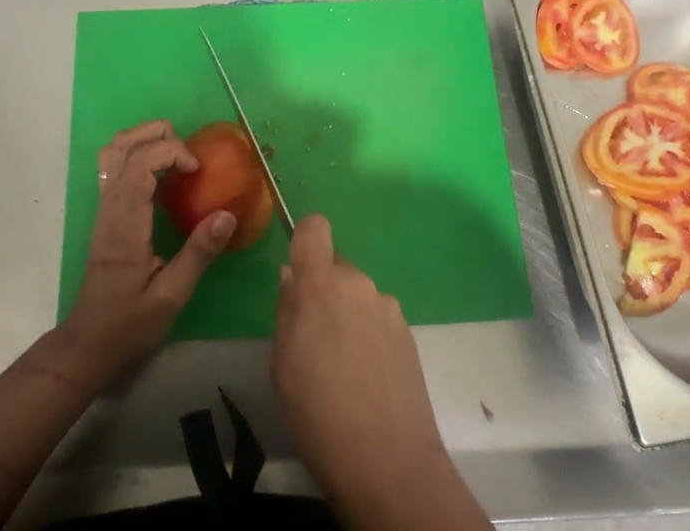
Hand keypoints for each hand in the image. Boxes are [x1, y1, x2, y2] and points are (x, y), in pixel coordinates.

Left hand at [59, 121, 233, 390]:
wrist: (87, 345)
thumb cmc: (129, 324)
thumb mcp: (171, 295)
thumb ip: (199, 253)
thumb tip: (227, 214)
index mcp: (125, 223)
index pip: (139, 163)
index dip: (171, 152)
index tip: (197, 170)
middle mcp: (109, 209)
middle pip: (121, 146)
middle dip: (158, 135)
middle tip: (189, 156)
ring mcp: (104, 211)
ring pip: (113, 155)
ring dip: (144, 143)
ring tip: (178, 158)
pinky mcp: (106, 218)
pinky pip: (116, 172)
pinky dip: (140, 160)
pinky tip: (165, 182)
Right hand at [271, 216, 486, 527]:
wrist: (386, 460)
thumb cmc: (316, 411)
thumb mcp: (281, 363)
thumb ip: (287, 311)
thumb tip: (292, 279)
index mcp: (321, 285)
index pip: (315, 228)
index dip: (304, 238)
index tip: (296, 267)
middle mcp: (359, 285)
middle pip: (335, 268)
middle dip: (322, 290)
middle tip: (310, 338)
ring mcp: (389, 308)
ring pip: (357, 296)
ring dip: (346, 315)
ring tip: (339, 367)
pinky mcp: (409, 334)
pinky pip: (377, 320)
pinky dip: (367, 336)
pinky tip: (364, 378)